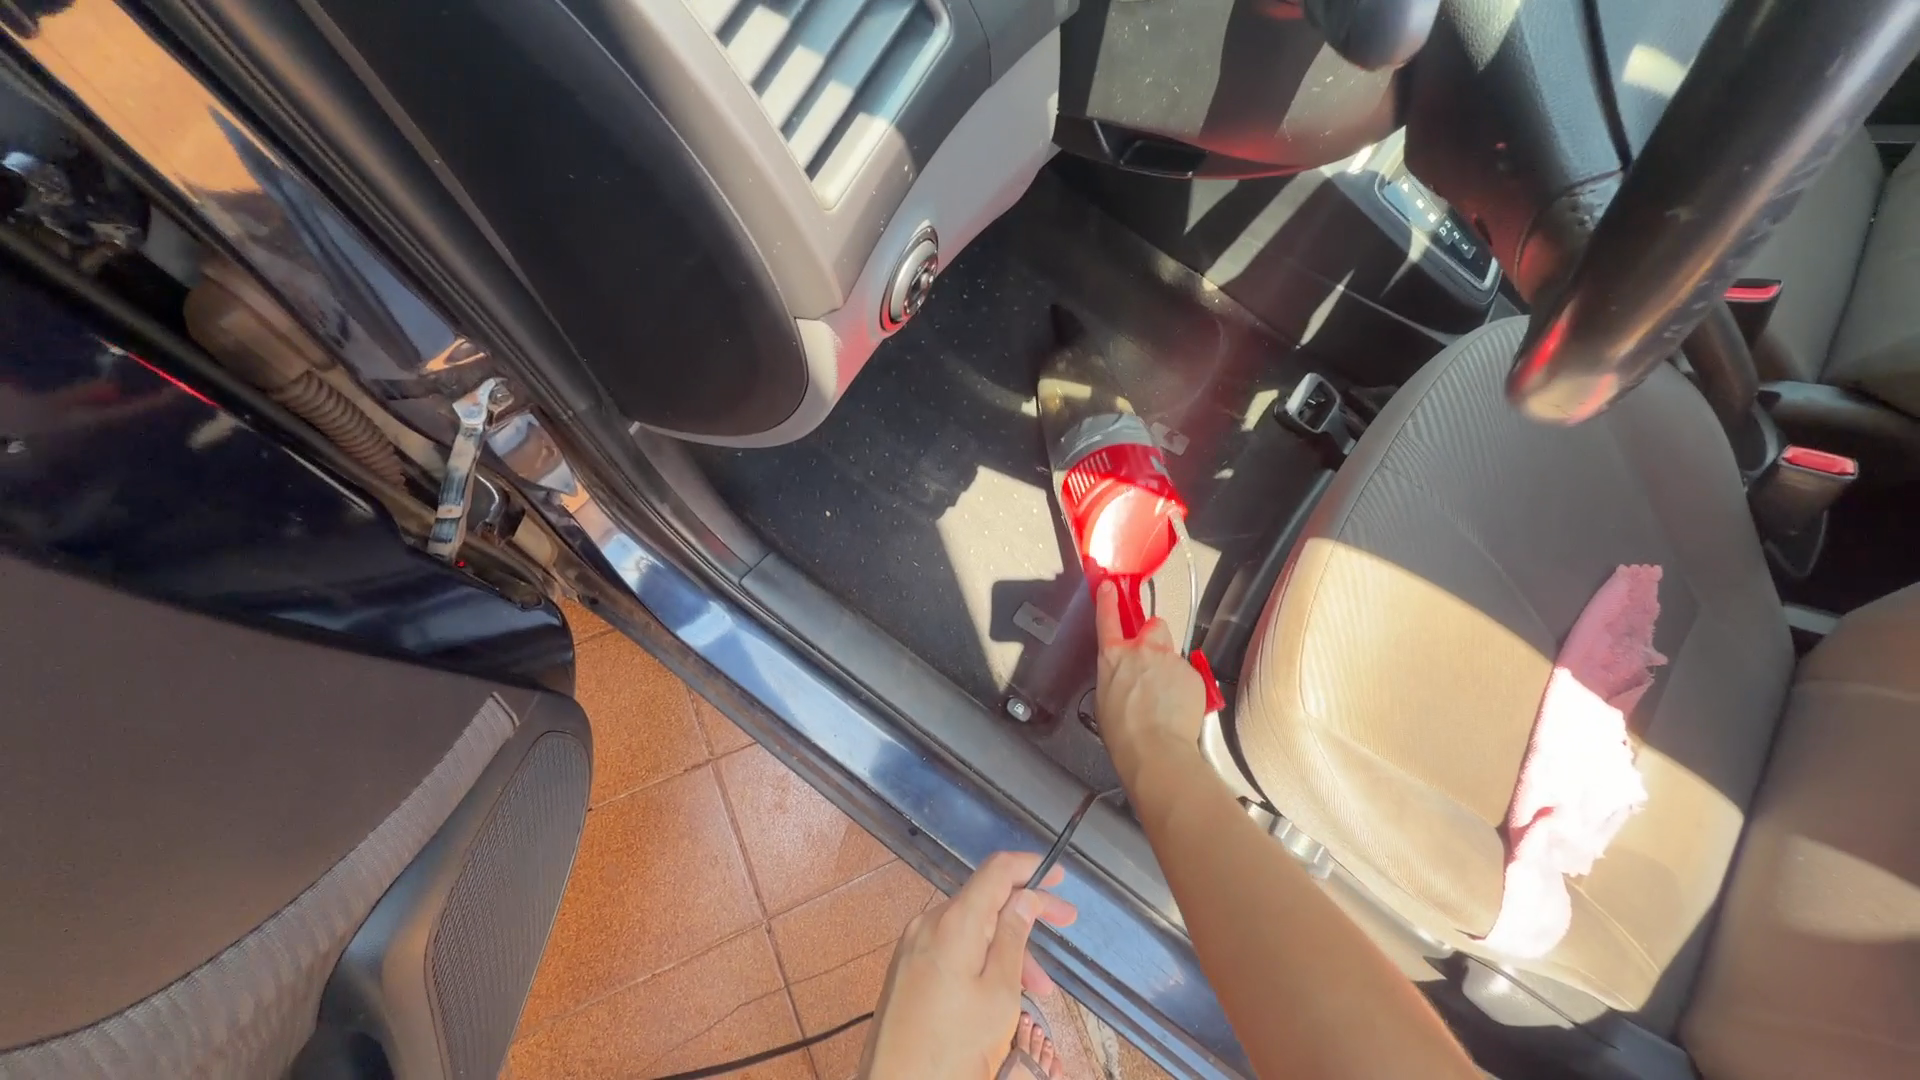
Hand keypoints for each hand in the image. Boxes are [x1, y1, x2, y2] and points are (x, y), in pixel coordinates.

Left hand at [861, 852, 1077, 1079]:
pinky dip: (982, 956)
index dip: (1030, 867)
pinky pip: (953, 946)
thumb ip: (1013, 939)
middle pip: (986, 899)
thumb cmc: (954, 1045)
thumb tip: (1025, 898)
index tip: (1059, 877)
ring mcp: (914, 943)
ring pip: (972, 927)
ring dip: (1008, 944)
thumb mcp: (999, 995)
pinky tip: (1003, 987)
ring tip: (1040, 988)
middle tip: (1067, 923)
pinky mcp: (908, 966)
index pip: (997, 870)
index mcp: (954, 921)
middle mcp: (929, 921)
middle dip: (1027, 910)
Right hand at [1096, 579, 1206, 789]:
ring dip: (1167, 666)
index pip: (1108, 618)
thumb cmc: (1123, 732)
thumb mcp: (1104, 697)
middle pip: (1153, 625)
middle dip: (1152, 636)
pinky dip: (1182, 685)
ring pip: (1171, 652)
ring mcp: (1170, 659)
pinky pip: (1186, 673)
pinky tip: (1176, 706)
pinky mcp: (1191, 673)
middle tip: (1150, 658)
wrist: (1155, 749)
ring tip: (1164, 696)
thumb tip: (1124, 675)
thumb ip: (1115, 674)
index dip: (1109, 600)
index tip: (1111, 586)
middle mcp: (1142, 650)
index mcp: (1113, 656)